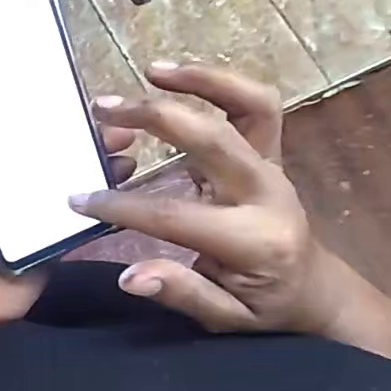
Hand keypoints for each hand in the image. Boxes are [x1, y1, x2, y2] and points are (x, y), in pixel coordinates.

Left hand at [0, 88, 141, 341]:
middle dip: (87, 135)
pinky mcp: (58, 238)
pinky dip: (107, 198)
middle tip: (118, 122)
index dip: (47, 109)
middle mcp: (15, 184)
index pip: (20, 129)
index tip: (75, 92)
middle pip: (56, 151)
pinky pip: (85, 214)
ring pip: (76, 178)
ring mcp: (40, 211)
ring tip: (129, 146)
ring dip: (102, 161)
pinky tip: (127, 180)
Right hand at [68, 63, 344, 335]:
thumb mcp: (226, 319)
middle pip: (212, 139)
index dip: (122, 206)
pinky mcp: (272, 151)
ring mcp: (273, 165)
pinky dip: (218, 82)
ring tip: (150, 70)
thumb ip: (182, 293)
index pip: (175, 216)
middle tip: (104, 110)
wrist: (312, 286)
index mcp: (252, 240)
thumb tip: (129, 276)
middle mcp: (266, 192)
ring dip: (198, 80)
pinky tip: (175, 75)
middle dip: (154, 117)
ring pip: (248, 105)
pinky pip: (255, 104)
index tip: (78, 200)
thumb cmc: (266, 306)